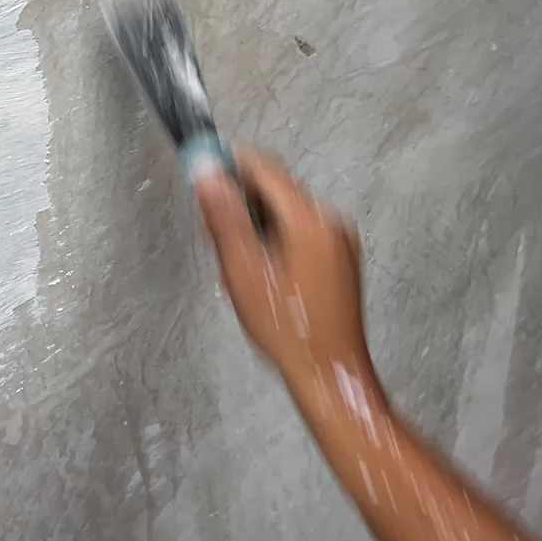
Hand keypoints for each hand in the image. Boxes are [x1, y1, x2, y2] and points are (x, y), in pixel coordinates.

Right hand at [193, 149, 373, 385]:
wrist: (329, 374)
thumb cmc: (285, 327)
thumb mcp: (242, 269)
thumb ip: (224, 216)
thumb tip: (206, 172)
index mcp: (309, 219)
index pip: (263, 167)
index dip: (228, 166)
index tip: (201, 178)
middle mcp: (330, 220)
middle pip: (274, 187)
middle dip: (239, 201)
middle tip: (215, 234)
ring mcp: (339, 239)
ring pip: (284, 208)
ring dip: (254, 220)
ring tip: (236, 259)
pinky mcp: (340, 256)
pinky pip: (299, 227)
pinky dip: (274, 235)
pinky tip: (260, 268)